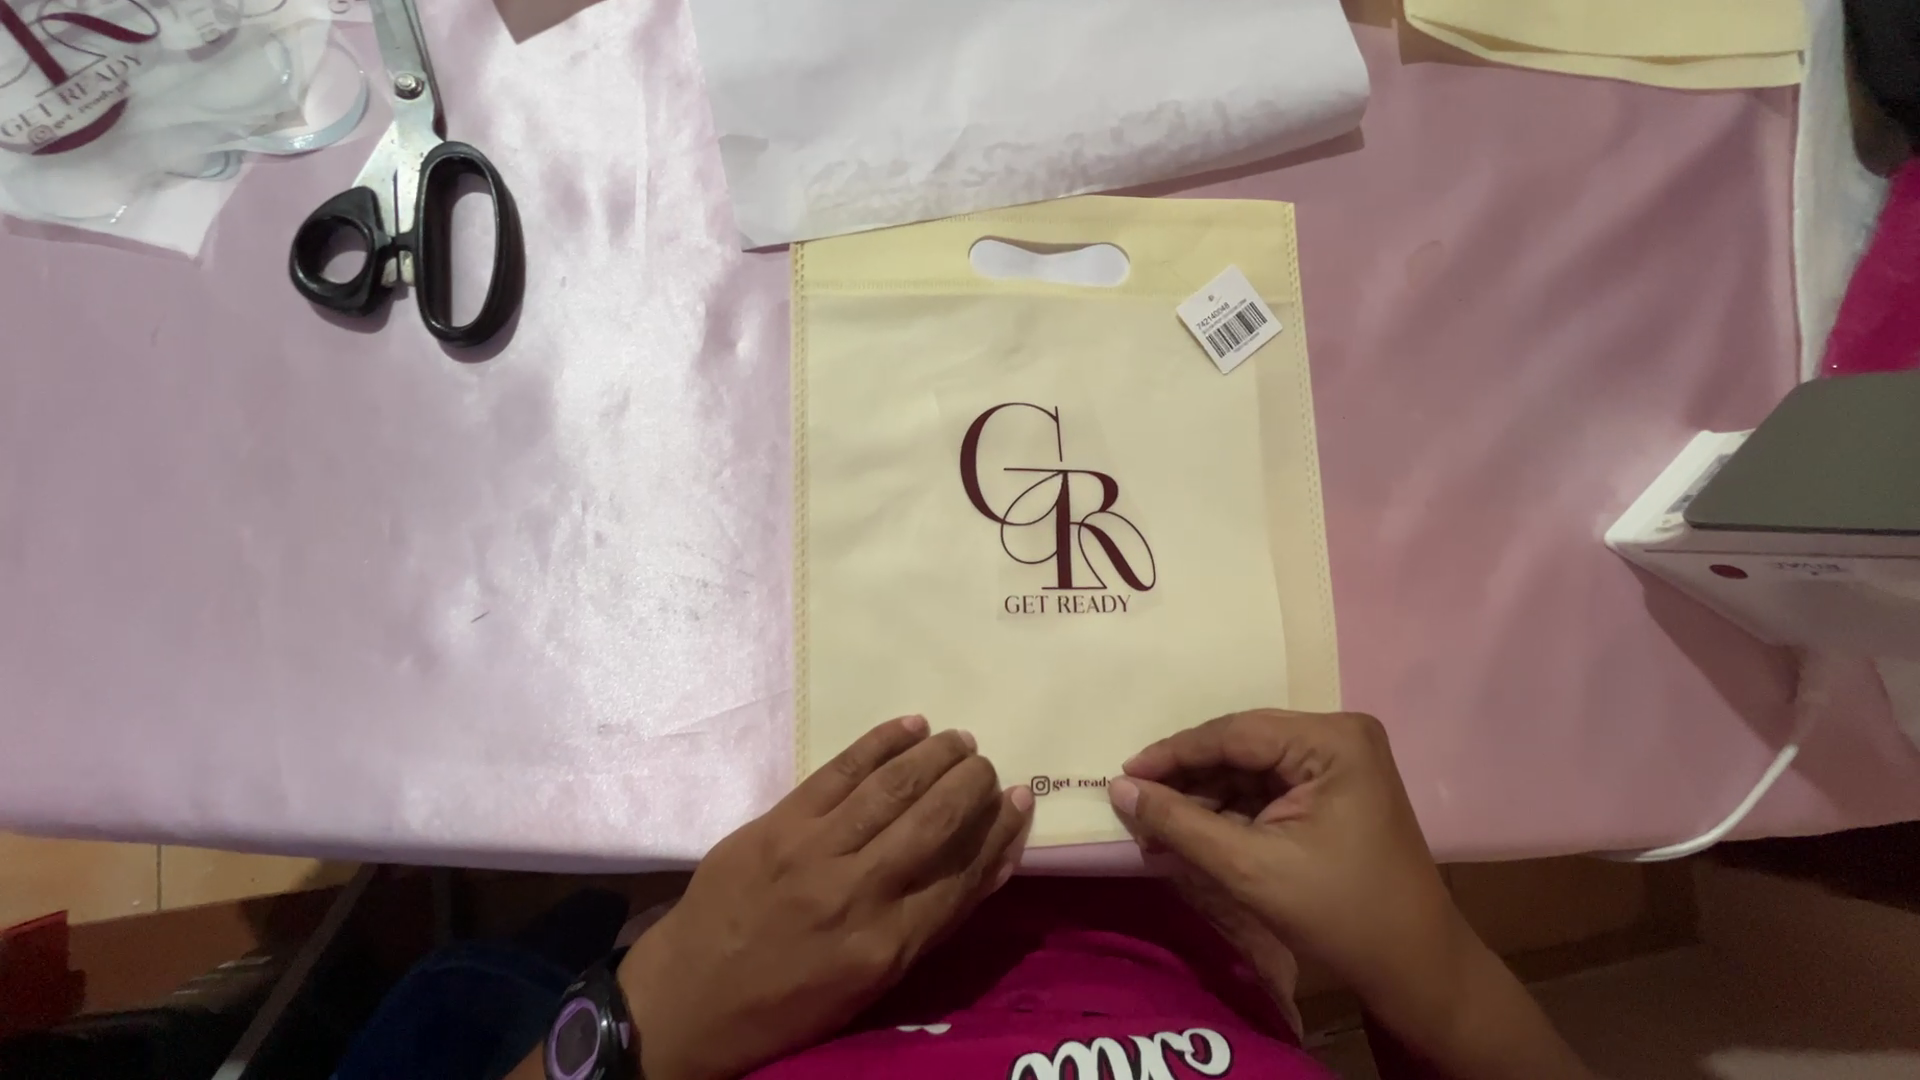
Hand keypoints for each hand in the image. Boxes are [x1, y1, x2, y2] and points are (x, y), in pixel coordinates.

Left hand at [617, 717, 1033, 1079]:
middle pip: (935, 821)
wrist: (686, 998)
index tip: (1020, 798)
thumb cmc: (789, 1001)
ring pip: (893, 787)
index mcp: (886, 945)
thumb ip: (931, 920)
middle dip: (972, 784)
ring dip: (936, 756)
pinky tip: (911, 726)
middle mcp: (858, 892)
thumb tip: (990, 862)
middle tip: (988, 765)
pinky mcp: (779, 821)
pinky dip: (881, 742)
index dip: (1000, 831)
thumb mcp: (871, 983)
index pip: (963, 874)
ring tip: (961, 740)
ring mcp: (814, 850)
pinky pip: (841, 770)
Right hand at [1108, 711, 1467, 1039]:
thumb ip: (1179, 823)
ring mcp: (1337, 762)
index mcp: (1331, 741)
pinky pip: (1266, 787)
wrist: (1417, 974)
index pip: (1234, 733)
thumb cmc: (1340, 915)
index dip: (1174, 753)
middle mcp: (1337, 737)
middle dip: (1188, 778)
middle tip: (1137, 800)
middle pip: (1240, 747)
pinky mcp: (1331, 789)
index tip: (1124, 773)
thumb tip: (1118, 788)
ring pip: (1248, 768)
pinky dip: (1229, 810)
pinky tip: (1191, 830)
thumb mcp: (1249, 867)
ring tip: (1156, 824)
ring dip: (1204, 796)